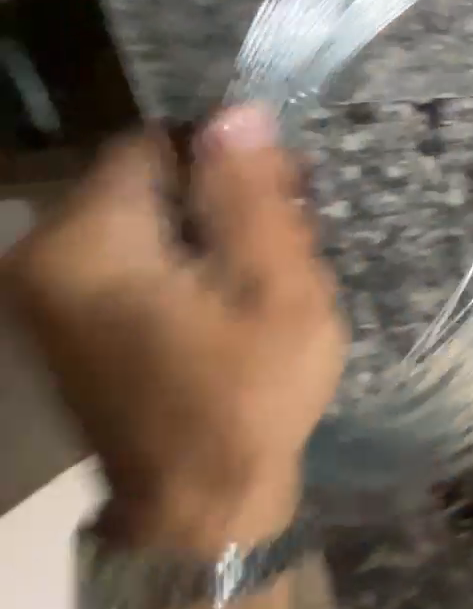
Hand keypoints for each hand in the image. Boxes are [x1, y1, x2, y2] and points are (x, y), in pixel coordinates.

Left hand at [0, 106, 344, 547]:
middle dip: (229, 204)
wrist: (203, 494)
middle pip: (147, 185)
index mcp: (87, 243)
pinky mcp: (69, 323)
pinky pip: (135, 262)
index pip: (155, 146)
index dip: (233, 160)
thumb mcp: (276, 287)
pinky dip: (192, 268)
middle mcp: (43, 257)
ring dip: (217, 238)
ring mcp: (48, 294)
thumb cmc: (252, 388)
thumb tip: (240, 113)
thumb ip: (252, 198)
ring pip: (148, 223)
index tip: (293, 203)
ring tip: (270, 287)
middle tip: (293, 253)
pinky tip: (236, 306)